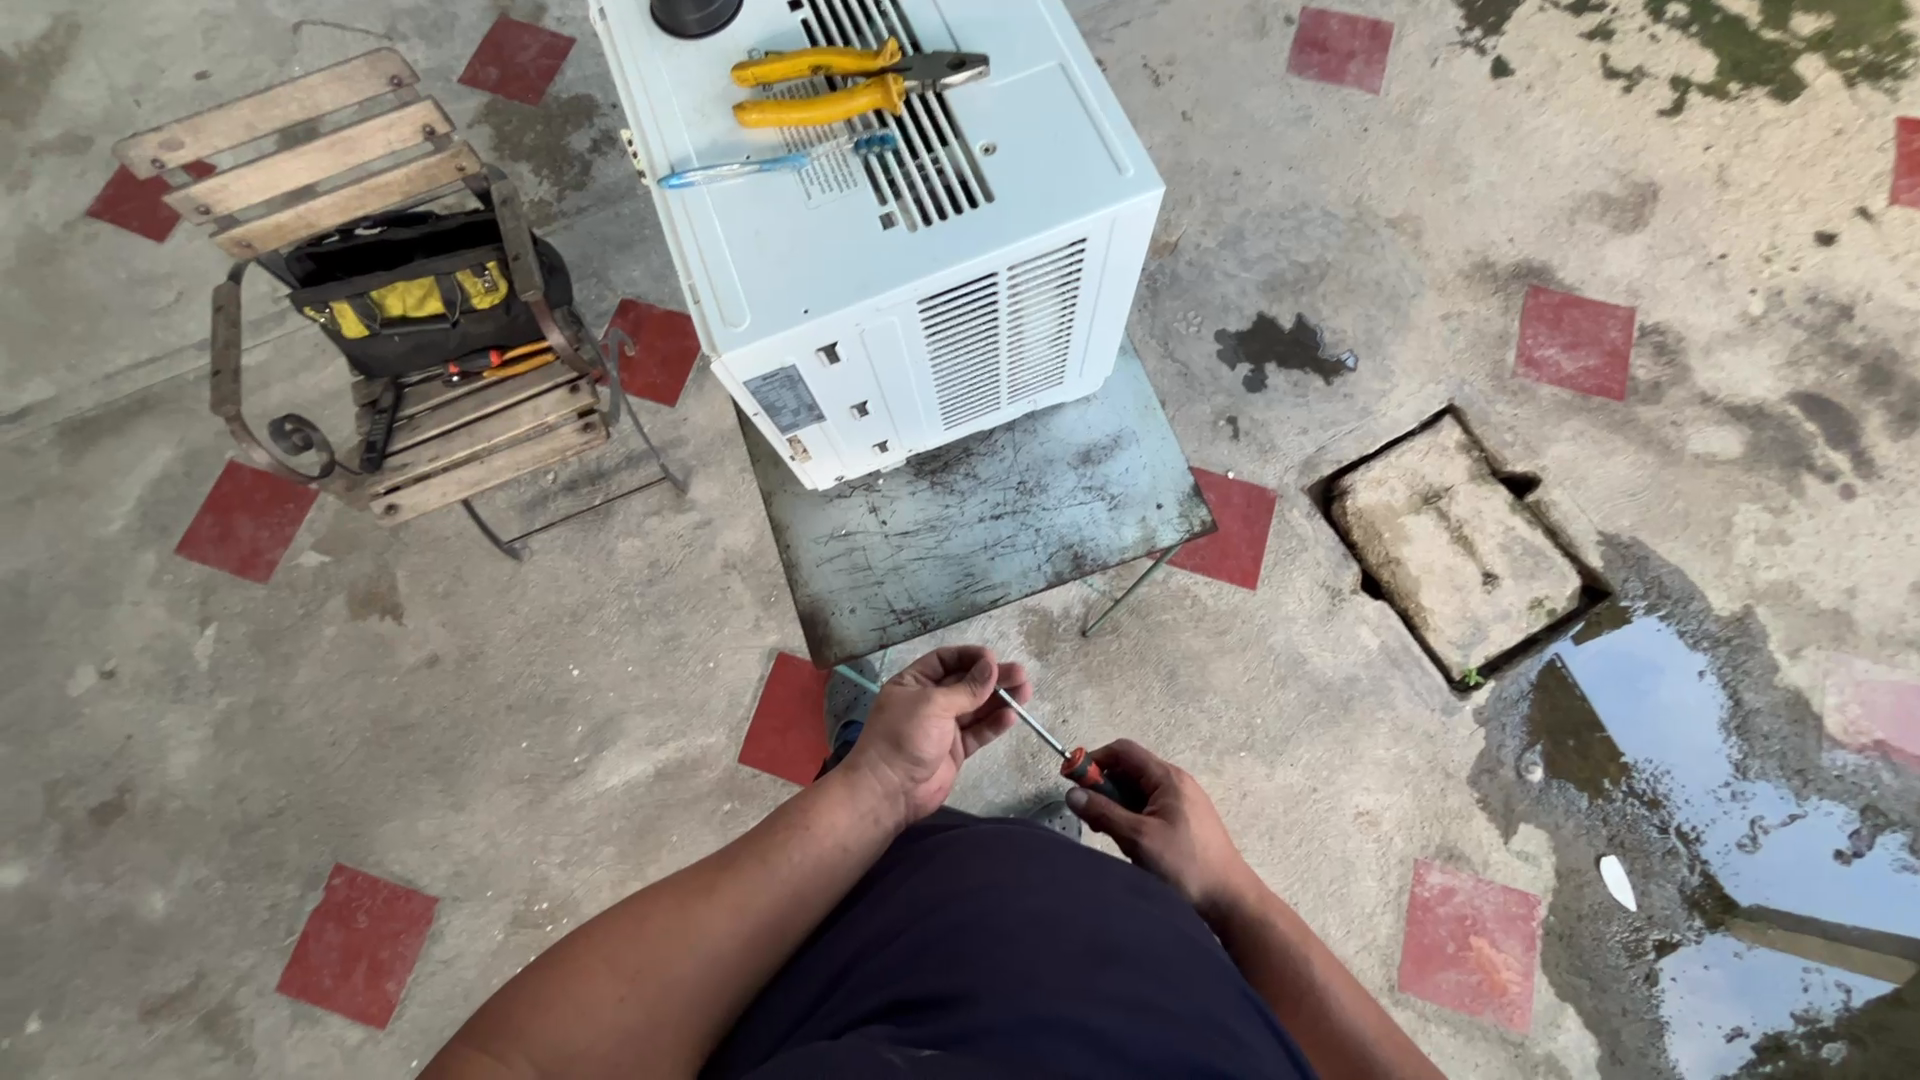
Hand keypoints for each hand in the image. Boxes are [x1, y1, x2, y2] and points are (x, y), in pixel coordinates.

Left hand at [840, 646, 1030, 825]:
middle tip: (1020, 674)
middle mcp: (929, 701)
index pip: (945, 660)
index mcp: (914, 683)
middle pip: (965, 683)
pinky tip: (1011, 716)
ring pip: (976, 707)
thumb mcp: (933, 705)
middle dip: (992, 678)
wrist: (889, 791)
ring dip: (999, 699)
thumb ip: (966, 688)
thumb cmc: (903, 737)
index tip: (993, 659)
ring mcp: (943, 726)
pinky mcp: (955, 749)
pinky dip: (994, 724)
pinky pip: (978, 732)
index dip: (969, 657)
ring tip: (1025, 691)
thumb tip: (992, 666)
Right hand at [1066, 740, 1261, 921]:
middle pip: (1129, 770)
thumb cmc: (1185, 865)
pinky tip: (1129, 842)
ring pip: (1137, 791)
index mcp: (1167, 777)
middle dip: (1104, 788)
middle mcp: (1175, 781)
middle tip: (1090, 815)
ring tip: (1109, 832)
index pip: (1123, 751)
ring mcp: (1182, 801)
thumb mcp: (1138, 838)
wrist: (1230, 899)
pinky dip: (1132, 816)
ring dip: (1117, 806)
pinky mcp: (1184, 820)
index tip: (1072, 781)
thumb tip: (1071, 793)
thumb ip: (1103, 812)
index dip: (1094, 761)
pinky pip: (1149, 807)